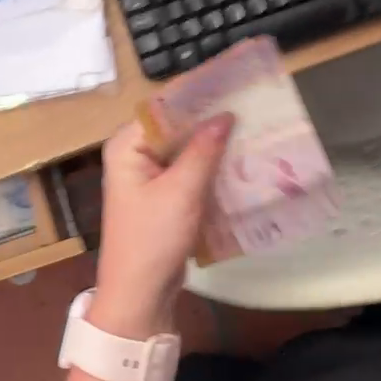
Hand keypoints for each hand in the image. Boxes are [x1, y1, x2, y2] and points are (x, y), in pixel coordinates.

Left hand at [90, 113, 232, 340]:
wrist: (139, 296)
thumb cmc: (152, 239)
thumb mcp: (181, 192)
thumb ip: (202, 151)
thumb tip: (225, 115)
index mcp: (127, 145)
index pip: (163, 108)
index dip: (196, 96)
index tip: (231, 85)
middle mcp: (134, 154)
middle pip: (175, 127)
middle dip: (209, 120)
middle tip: (250, 107)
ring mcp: (148, 176)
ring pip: (185, 150)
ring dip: (213, 145)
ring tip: (253, 129)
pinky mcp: (163, 196)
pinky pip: (188, 172)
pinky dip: (210, 168)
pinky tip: (240, 163)